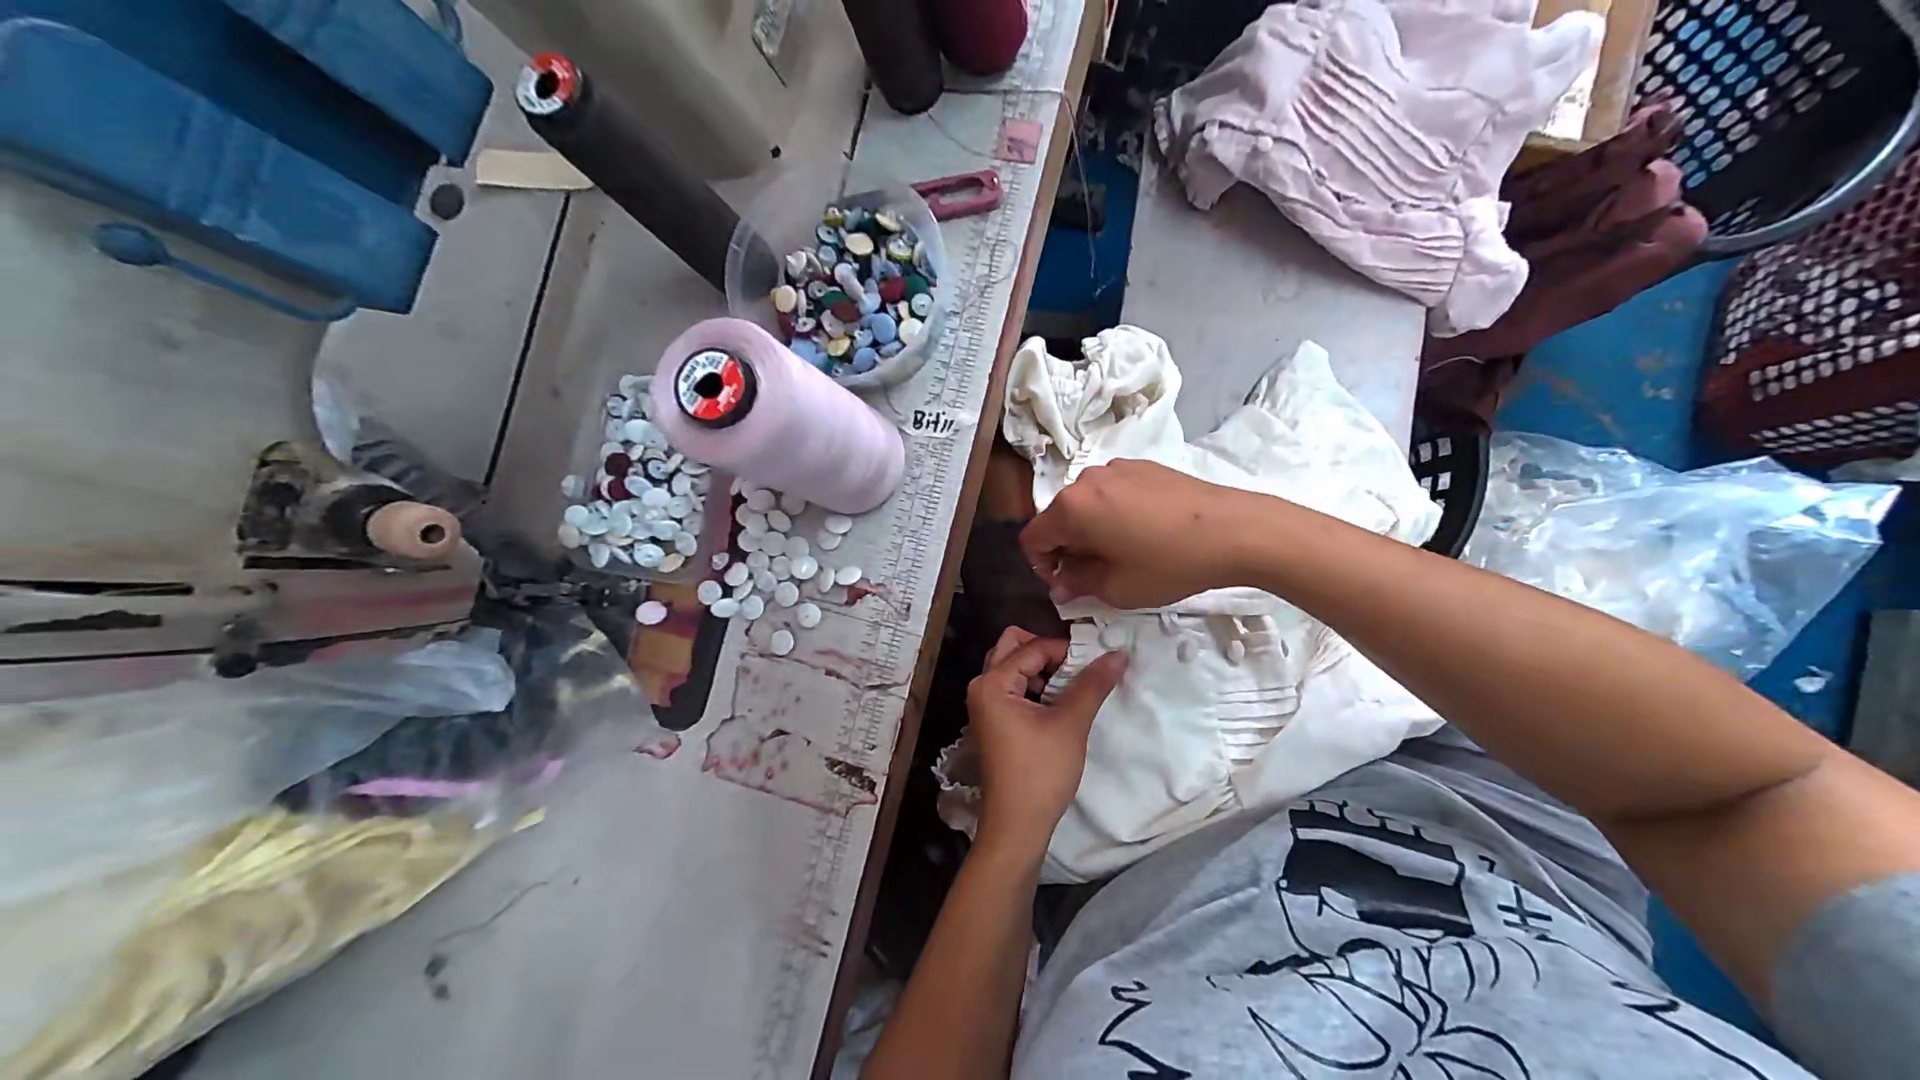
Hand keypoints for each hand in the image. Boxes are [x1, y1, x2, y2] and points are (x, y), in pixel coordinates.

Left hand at [966, 627, 1125, 854]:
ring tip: (1072, 685)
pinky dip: (1035, 686)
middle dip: (1047, 651)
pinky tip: (1059, 702)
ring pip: (1013, 667)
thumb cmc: (1040, 772)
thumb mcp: (1070, 724)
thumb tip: (1118, 654)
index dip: (1065, 650)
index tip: (1096, 660)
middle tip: (1077, 668)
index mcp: (992, 683)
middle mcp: (982, 687)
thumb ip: (1092, 684)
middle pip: (1013, 647)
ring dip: (1042, 669)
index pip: (1031, 648)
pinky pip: (1013, 687)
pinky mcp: (994, 720)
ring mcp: (985, 704)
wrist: (1017, 825)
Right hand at [1019, 459, 1258, 609]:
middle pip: (1059, 517)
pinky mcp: (1143, 466)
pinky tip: (1145, 532)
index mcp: (1072, 508)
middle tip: (1095, 573)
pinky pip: (1112, 493)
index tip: (1065, 584)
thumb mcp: (1117, 588)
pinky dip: (1114, 513)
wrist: (1234, 530)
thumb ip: (1077, 584)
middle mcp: (1086, 481)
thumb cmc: (1170, 564)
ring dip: (1091, 529)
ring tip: (1124, 552)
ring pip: (1086, 504)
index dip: (1041, 566)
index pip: (1033, 537)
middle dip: (1068, 547)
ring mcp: (1116, 469)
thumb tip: (1061, 584)